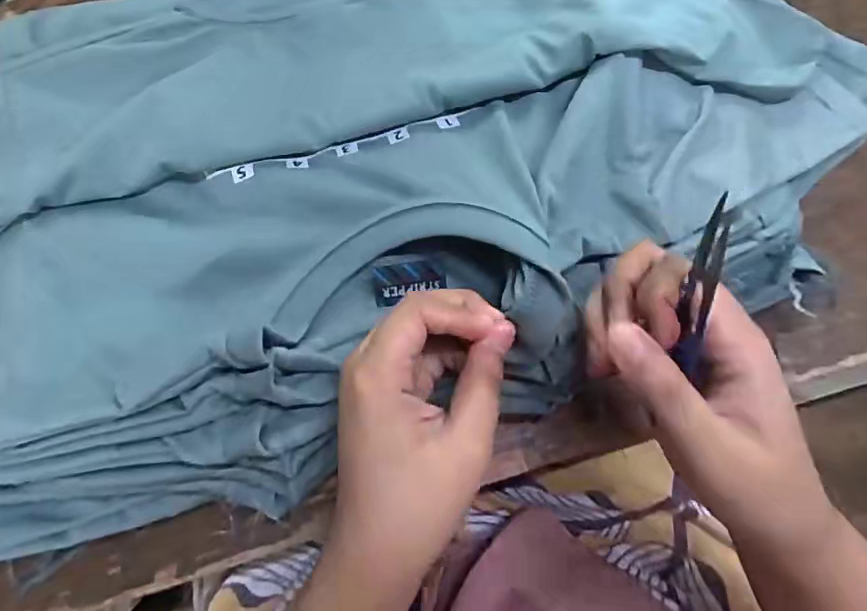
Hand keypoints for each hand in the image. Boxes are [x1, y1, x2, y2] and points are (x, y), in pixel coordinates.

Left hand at [297, 290, 514, 610]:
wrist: (376, 556)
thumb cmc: (421, 504)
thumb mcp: (466, 442)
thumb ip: (484, 378)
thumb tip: (502, 330)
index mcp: (375, 371)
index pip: (417, 310)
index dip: (462, 310)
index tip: (502, 328)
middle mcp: (363, 361)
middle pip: (413, 312)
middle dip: (461, 313)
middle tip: (503, 329)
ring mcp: (366, 374)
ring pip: (414, 328)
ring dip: (455, 329)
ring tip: (496, 341)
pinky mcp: (376, 388)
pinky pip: (411, 352)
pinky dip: (444, 350)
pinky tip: (473, 358)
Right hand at [585, 242, 840, 561]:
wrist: (776, 526)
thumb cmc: (753, 488)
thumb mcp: (708, 445)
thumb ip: (663, 386)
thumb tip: (616, 330)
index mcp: (733, 334)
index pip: (682, 270)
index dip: (653, 294)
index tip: (652, 346)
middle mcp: (706, 322)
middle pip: (650, 267)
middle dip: (618, 298)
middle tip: (609, 353)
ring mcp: (684, 335)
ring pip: (630, 287)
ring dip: (605, 315)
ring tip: (602, 366)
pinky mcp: (666, 353)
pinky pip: (625, 319)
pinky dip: (605, 334)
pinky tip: (603, 370)